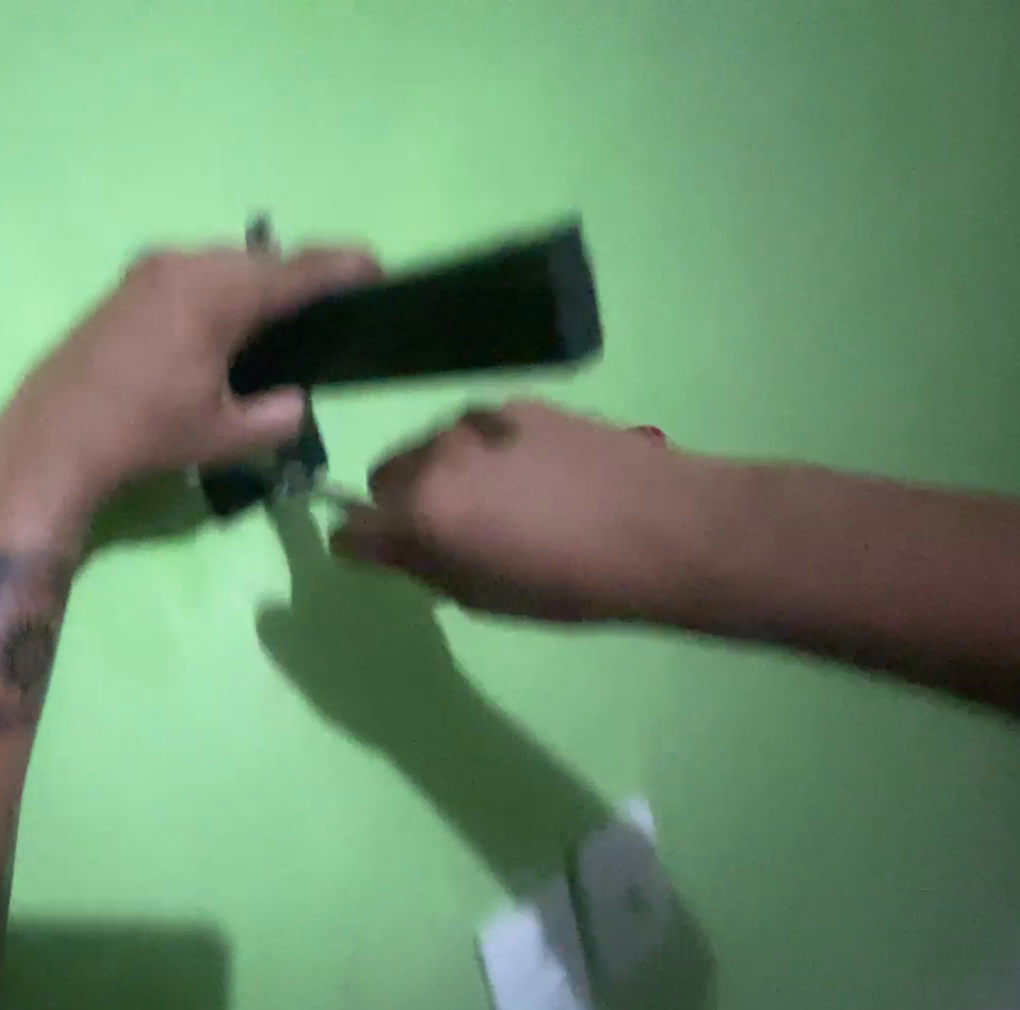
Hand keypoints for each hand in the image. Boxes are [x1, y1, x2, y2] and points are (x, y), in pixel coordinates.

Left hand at [0, 245, 381, 521]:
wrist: (55, 435)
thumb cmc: (145, 433)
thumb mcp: (224, 436)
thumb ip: (279, 417)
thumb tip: (294, 402)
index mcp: (220, 293)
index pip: (298, 270)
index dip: (343, 268)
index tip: (377, 269)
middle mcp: (186, 263)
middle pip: (259, 262)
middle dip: (294, 282)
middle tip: (318, 314)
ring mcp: (148, 269)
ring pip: (221, 266)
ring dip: (249, 288)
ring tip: (266, 328)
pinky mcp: (124, 285)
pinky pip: (187, 276)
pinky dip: (213, 293)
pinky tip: (213, 331)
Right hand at [331, 400, 717, 622]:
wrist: (667, 527)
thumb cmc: (568, 582)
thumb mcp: (480, 596)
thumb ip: (417, 567)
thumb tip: (378, 549)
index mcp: (421, 511)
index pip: (352, 526)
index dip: (360, 545)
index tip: (381, 555)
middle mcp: (434, 456)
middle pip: (384, 478)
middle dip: (400, 504)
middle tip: (450, 529)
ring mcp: (475, 422)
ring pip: (428, 448)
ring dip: (442, 473)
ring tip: (502, 498)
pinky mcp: (514, 404)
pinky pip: (475, 431)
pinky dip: (484, 452)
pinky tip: (535, 472)